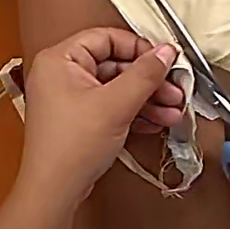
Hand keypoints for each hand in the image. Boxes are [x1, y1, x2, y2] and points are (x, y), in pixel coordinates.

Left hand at [17, 28, 182, 205]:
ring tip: (172, 110)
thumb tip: (165, 52)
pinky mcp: (81, 119)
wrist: (55, 190)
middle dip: (149, 80)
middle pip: (116, 64)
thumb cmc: (69, 148)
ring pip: (118, 88)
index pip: (107, 38)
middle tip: (174, 90)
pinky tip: (158, 121)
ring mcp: (71, 98)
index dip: (139, 48)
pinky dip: (136, 112)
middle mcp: (63, 74)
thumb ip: (144, 75)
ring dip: (148, 99)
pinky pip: (113, 106)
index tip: (164, 60)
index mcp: (61, 60)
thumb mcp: (116, 104)